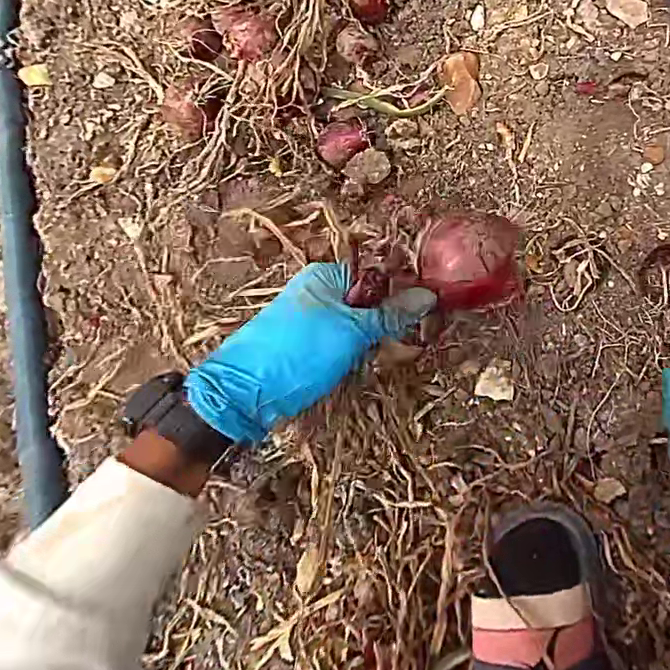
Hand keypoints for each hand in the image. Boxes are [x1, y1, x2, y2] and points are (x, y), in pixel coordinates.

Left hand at [186, 263, 434, 442]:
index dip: (404, 291)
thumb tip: (428, 295)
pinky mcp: (313, 347)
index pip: (378, 274)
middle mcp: (321, 293)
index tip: (428, 309)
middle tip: (402, 343)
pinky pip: (347, 344)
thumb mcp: (351, 331)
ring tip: (377, 361)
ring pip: (363, 327)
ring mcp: (316, 321)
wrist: (242, 396)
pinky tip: (359, 370)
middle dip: (391, 323)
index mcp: (327, 277)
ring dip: (375, 345)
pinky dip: (358, 356)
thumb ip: (390, 313)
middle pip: (373, 301)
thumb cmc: (296, 353)